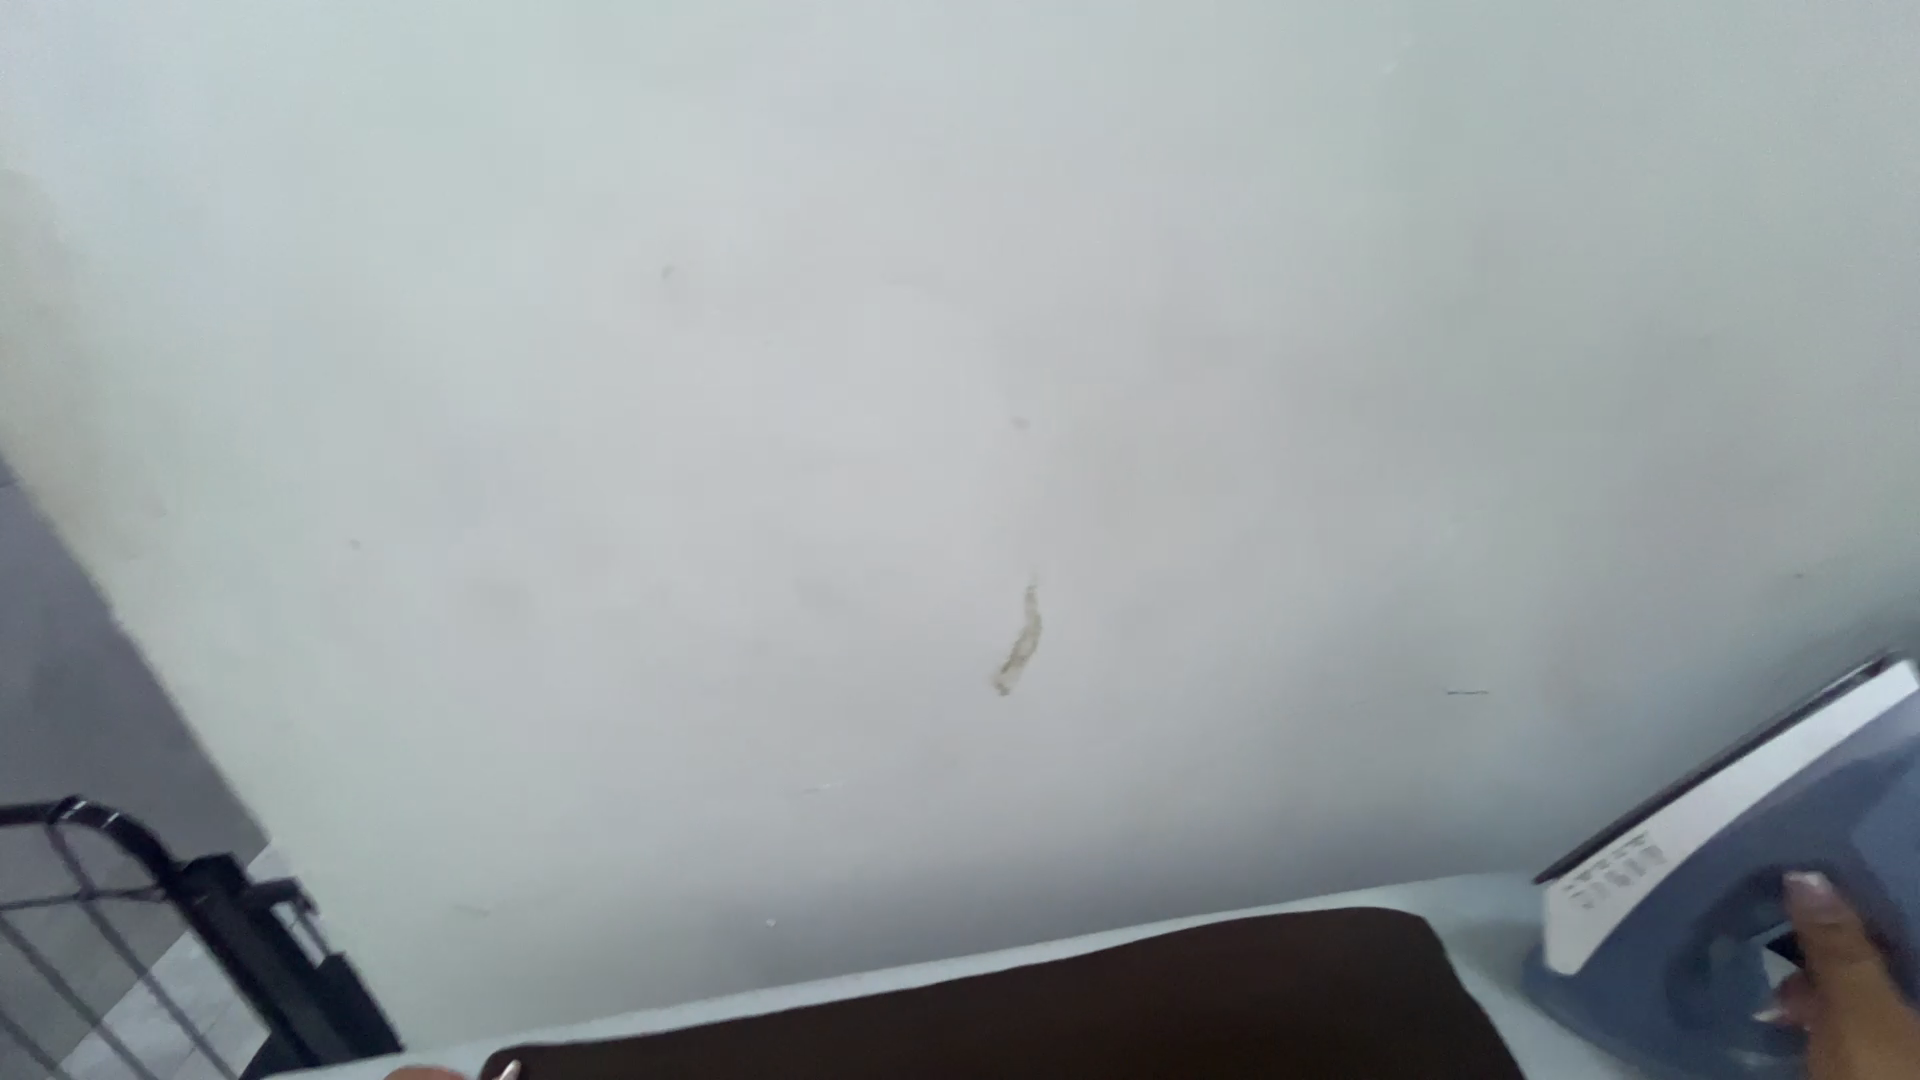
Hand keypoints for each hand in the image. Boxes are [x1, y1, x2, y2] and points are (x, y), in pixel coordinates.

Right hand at [1768, 871, 1919, 1078]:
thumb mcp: (1865, 1022)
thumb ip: (1839, 949)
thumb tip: (1805, 874)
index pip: (1916, 921)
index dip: (1881, 896)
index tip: (1823, 868)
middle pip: (1902, 955)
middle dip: (1844, 936)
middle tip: (1786, 924)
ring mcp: (1912, 1039)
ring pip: (1885, 985)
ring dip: (1832, 976)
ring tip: (1787, 990)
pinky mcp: (1893, 1056)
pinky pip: (1873, 1012)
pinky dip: (1836, 1006)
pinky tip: (1799, 1014)